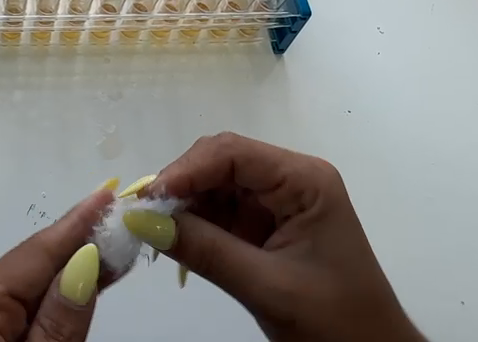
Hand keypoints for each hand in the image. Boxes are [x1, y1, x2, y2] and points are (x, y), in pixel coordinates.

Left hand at [0, 188, 114, 341]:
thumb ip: (59, 321)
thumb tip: (86, 260)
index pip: (38, 253)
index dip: (77, 223)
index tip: (108, 192)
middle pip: (36, 264)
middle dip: (79, 241)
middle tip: (120, 216)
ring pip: (35, 286)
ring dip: (74, 268)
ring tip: (113, 244)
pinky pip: (29, 307)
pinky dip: (59, 296)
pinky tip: (84, 283)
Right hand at [144, 133, 422, 341]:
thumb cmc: (337, 326)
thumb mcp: (268, 289)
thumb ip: (205, 250)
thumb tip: (140, 221)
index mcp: (305, 180)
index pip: (233, 153)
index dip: (187, 169)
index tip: (148, 197)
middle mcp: (290, 178)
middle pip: (221, 162)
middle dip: (182, 184)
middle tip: (143, 212)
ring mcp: (278, 200)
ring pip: (216, 183)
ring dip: (184, 203)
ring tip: (154, 228)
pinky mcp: (267, 224)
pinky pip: (221, 209)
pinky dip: (195, 222)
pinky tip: (175, 237)